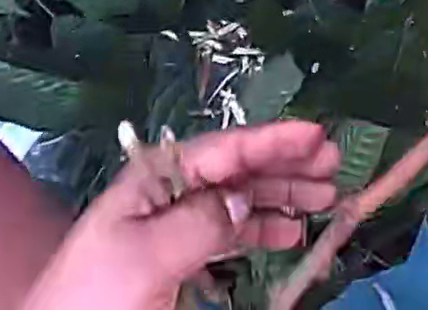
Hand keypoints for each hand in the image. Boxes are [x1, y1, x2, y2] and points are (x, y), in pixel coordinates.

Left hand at [20, 121, 339, 309]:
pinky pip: (233, 232)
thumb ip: (198, 222)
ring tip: (325, 198)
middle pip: (239, 168)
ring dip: (284, 195)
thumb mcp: (143, 260)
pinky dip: (264, 229)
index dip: (274, 140)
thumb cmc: (93, 304)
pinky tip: (292, 233)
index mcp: (157, 179)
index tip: (318, 135)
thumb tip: (245, 195)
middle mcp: (171, 192)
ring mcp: (176, 225)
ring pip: (242, 198)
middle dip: (287, 164)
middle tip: (334, 165)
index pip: (227, 149)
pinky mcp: (179, 258)